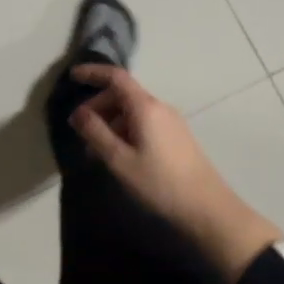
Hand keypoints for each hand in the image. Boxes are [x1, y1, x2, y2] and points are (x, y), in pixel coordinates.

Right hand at [68, 65, 282, 282]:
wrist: (210, 211)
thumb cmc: (161, 184)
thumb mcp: (120, 161)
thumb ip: (96, 133)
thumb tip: (78, 113)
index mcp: (145, 107)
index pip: (115, 77)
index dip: (92, 73)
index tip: (72, 77)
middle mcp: (159, 107)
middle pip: (122, 94)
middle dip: (98, 106)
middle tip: (81, 129)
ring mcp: (171, 122)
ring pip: (133, 110)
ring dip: (111, 122)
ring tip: (98, 149)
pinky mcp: (177, 138)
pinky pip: (144, 122)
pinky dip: (126, 130)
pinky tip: (121, 154)